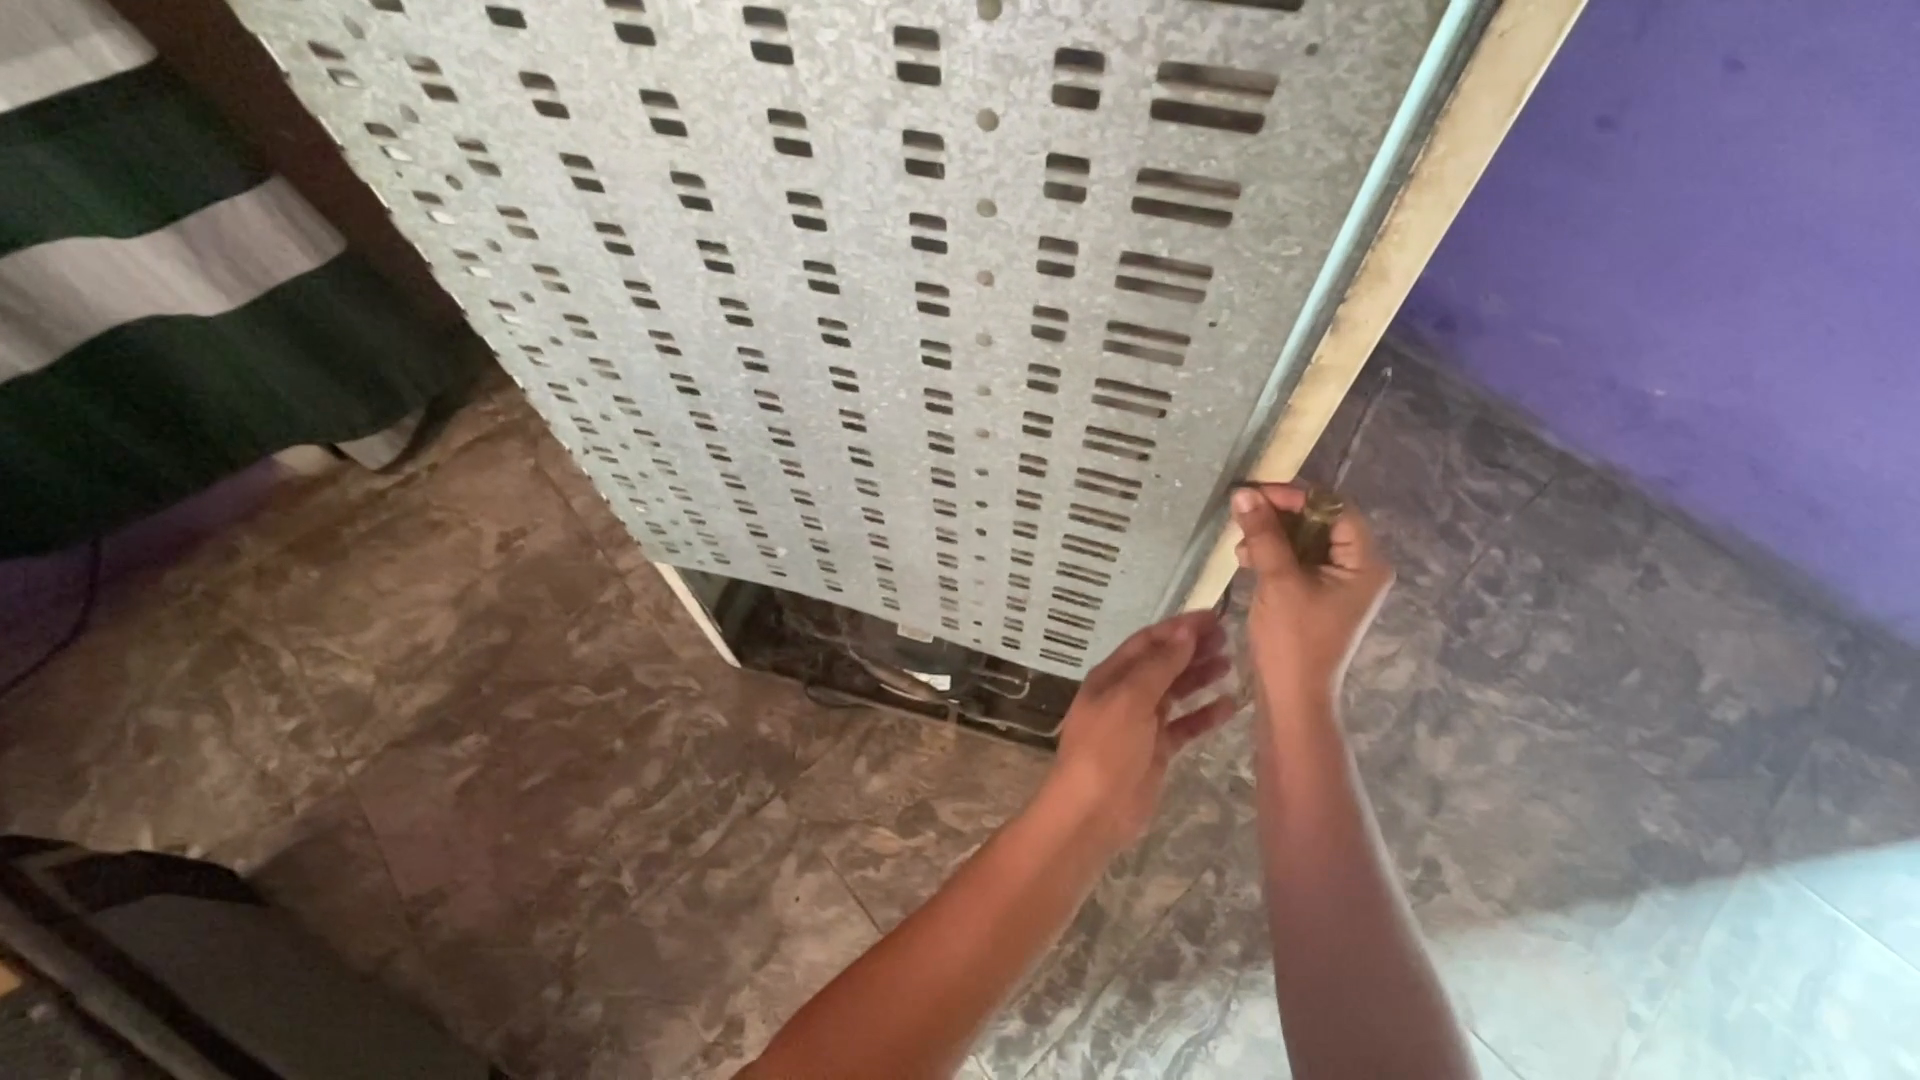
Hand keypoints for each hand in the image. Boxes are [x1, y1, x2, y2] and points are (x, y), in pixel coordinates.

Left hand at [1044, 610, 1234, 849]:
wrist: (1092, 811)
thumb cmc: (1105, 748)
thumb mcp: (1129, 699)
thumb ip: (1159, 666)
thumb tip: (1184, 631)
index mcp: (1111, 676)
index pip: (1148, 641)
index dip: (1179, 627)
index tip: (1213, 617)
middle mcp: (1125, 695)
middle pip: (1163, 663)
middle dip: (1193, 649)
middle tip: (1229, 638)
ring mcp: (1141, 723)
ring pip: (1176, 692)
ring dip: (1200, 677)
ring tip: (1231, 664)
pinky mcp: (1157, 750)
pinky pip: (1184, 725)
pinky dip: (1204, 715)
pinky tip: (1229, 706)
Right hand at [1232, 485, 1393, 720]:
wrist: (1292, 697)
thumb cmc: (1293, 640)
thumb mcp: (1278, 581)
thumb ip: (1264, 534)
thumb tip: (1244, 494)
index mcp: (1365, 562)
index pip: (1335, 509)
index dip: (1296, 497)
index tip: (1256, 494)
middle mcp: (1359, 567)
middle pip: (1321, 522)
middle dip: (1280, 517)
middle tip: (1244, 515)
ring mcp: (1338, 582)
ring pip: (1304, 540)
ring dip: (1271, 536)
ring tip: (1240, 545)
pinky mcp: (1317, 594)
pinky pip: (1297, 560)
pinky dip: (1272, 554)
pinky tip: (1246, 559)